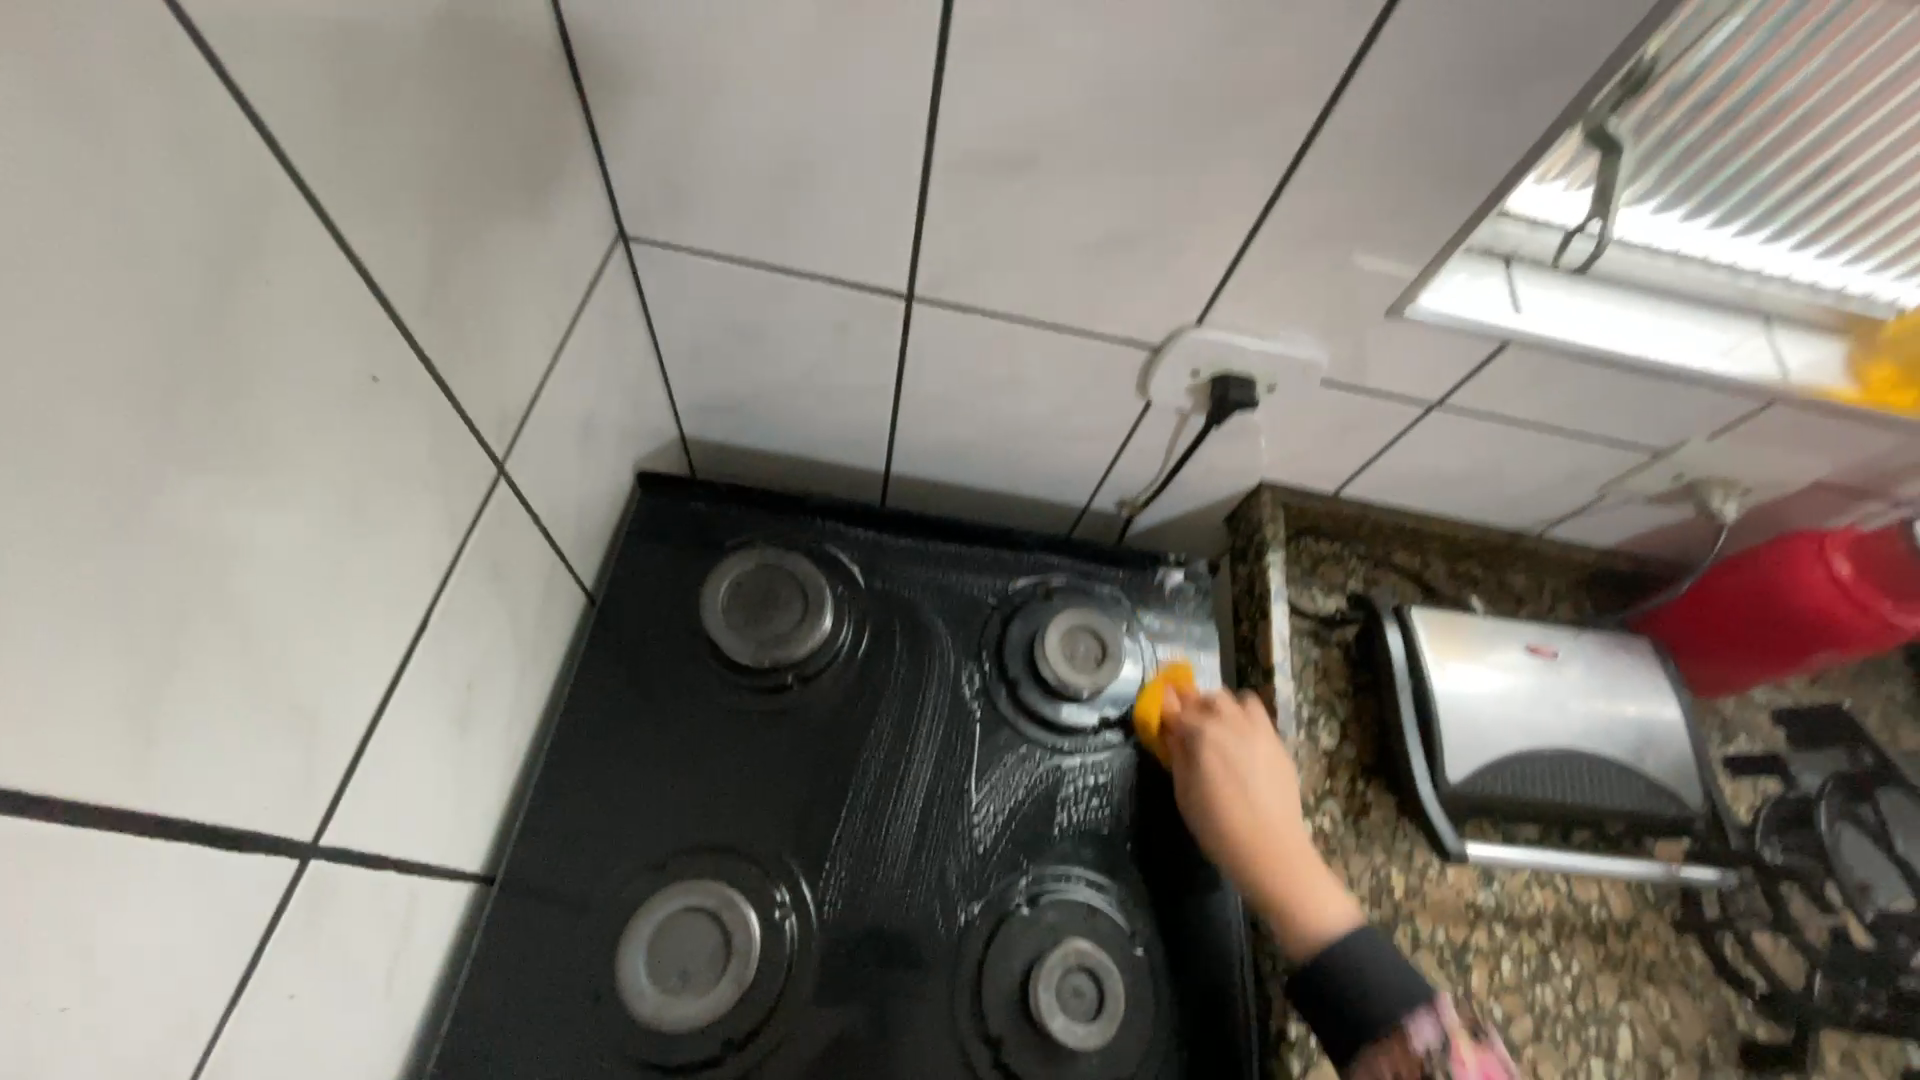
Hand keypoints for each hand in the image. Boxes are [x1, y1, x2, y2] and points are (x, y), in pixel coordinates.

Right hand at [1160, 685, 1363, 961]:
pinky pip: (1258, 716)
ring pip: (1236, 699)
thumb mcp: (1183, 792)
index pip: (1174, 707)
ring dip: (1222, 707)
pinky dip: (1245, 719)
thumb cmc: (1217, 826)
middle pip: (1207, 697)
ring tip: (1219, 729)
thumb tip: (1172, 732)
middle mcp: (1230, 722)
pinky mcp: (1278, 742)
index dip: (1164, 708)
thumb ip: (1177, 754)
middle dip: (1194, 706)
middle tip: (1189, 728)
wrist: (1271, 850)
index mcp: (1200, 733)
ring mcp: (1258, 729)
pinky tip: (1242, 743)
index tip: (1160, 714)